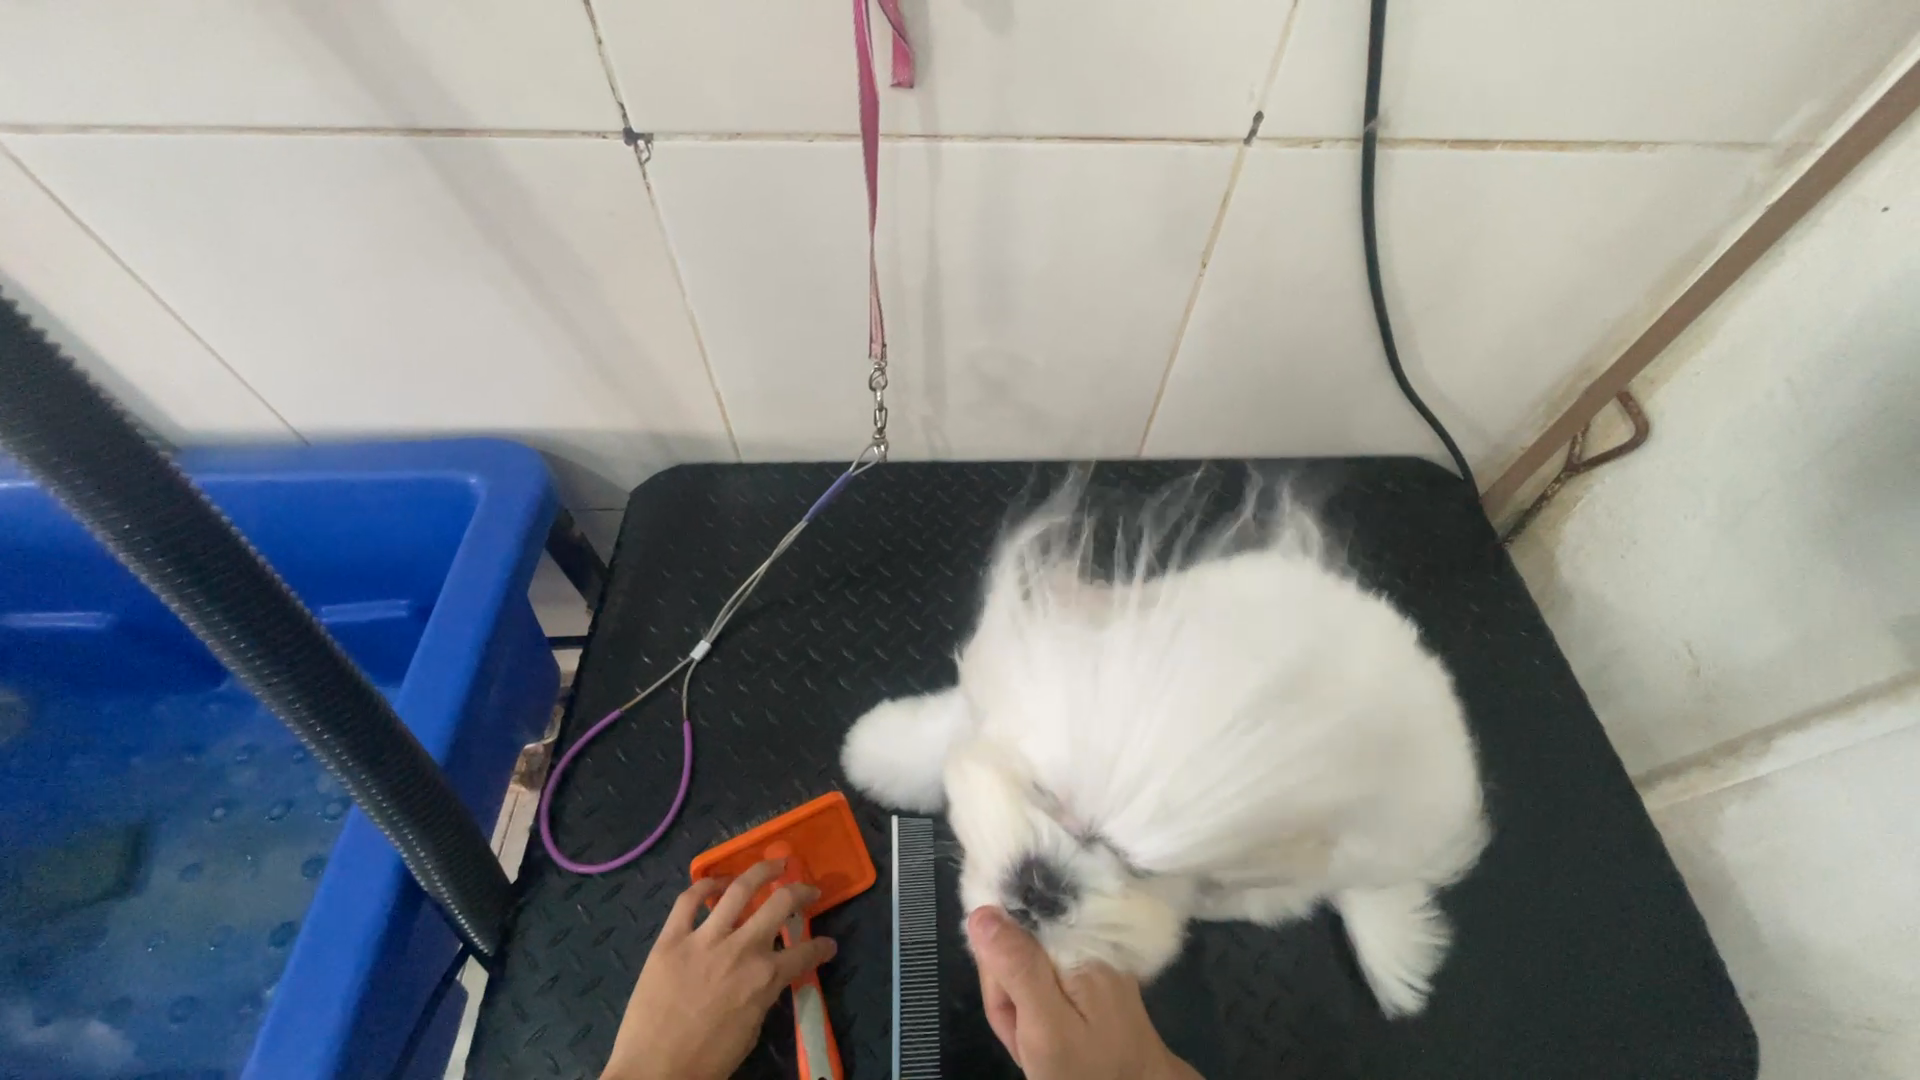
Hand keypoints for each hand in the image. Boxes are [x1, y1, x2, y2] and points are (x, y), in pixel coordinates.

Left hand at [603, 860, 837, 1079]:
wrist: (650, 1076)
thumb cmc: (705, 1065)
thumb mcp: (750, 1033)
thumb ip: (763, 996)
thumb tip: (766, 977)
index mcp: (765, 978)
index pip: (806, 953)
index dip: (822, 947)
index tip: (828, 944)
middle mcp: (741, 948)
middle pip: (781, 902)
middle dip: (802, 891)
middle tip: (807, 889)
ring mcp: (704, 939)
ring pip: (740, 888)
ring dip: (763, 870)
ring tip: (775, 864)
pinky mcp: (671, 939)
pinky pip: (688, 900)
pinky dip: (705, 885)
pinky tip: (716, 883)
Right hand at [969, 907, 1202, 1079]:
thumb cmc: (1094, 1070)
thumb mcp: (1046, 1027)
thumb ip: (1017, 968)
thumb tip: (982, 913)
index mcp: (1074, 941)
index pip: (1007, 925)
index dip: (996, 970)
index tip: (1011, 1008)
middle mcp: (1084, 937)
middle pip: (1016, 946)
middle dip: (1010, 994)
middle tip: (1028, 1038)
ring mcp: (1091, 956)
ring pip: (1027, 967)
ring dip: (1023, 1009)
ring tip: (1041, 1044)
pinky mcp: (1093, 975)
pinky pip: (1047, 980)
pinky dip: (1040, 1011)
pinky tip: (1052, 1037)